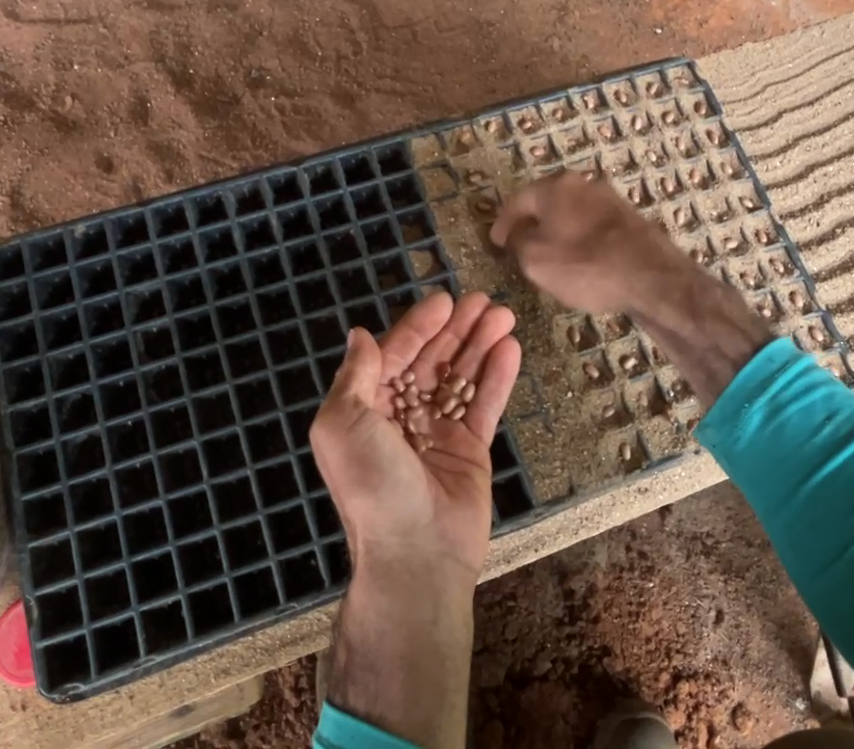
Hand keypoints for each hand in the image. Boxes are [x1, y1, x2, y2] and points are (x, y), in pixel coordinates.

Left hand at [311, 292, 520, 744]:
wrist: (416, 553)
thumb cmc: (373, 484)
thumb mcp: (343, 425)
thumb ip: (354, 376)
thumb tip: (359, 334)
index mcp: (367, 408)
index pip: (394, 354)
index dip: (418, 326)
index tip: (445, 300)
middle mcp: (401, 415)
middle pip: (432, 360)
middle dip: (456, 329)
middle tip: (485, 301)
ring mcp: (438, 432)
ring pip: (461, 377)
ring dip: (481, 345)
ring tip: (504, 315)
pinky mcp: (470, 450)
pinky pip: (484, 404)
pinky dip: (497, 376)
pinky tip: (510, 349)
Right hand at [489, 171, 690, 314]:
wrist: (651, 277)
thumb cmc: (585, 265)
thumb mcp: (535, 259)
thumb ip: (519, 241)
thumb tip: (519, 233)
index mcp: (554, 186)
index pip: (517, 200)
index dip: (502, 223)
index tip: (495, 243)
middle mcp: (582, 183)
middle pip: (546, 201)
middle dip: (530, 222)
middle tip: (518, 244)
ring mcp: (609, 198)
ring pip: (570, 212)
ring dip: (556, 229)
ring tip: (547, 253)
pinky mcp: (629, 217)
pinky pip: (592, 224)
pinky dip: (578, 237)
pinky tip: (579, 258)